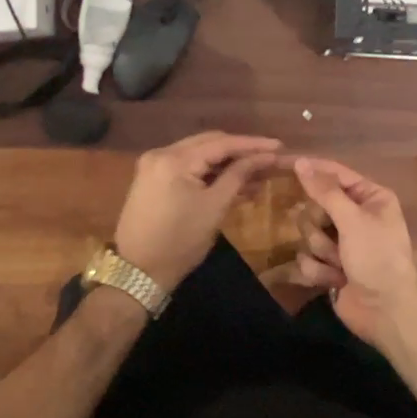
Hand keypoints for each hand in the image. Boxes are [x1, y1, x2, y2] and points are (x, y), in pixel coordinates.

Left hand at [113, 131, 280, 290]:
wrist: (137, 274)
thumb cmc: (180, 242)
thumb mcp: (214, 208)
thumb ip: (239, 176)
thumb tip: (264, 157)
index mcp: (175, 159)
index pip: (221, 143)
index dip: (253, 144)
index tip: (279, 145)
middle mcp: (161, 153)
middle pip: (209, 143)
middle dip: (241, 152)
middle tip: (269, 159)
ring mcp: (154, 165)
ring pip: (200, 156)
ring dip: (226, 164)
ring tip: (258, 175)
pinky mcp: (153, 179)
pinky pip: (188, 168)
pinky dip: (210, 174)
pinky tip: (233, 183)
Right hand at [291, 157, 416, 350]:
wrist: (386, 312)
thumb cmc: (376, 257)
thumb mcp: (353, 219)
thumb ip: (325, 190)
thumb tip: (301, 162)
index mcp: (371, 198)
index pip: (337, 174)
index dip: (314, 170)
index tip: (287, 163)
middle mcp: (357, 216)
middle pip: (317, 206)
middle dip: (320, 225)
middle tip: (333, 237)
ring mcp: (343, 243)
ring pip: (310, 233)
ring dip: (322, 250)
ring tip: (339, 264)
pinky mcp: (331, 267)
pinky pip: (308, 259)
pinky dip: (320, 270)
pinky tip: (335, 281)